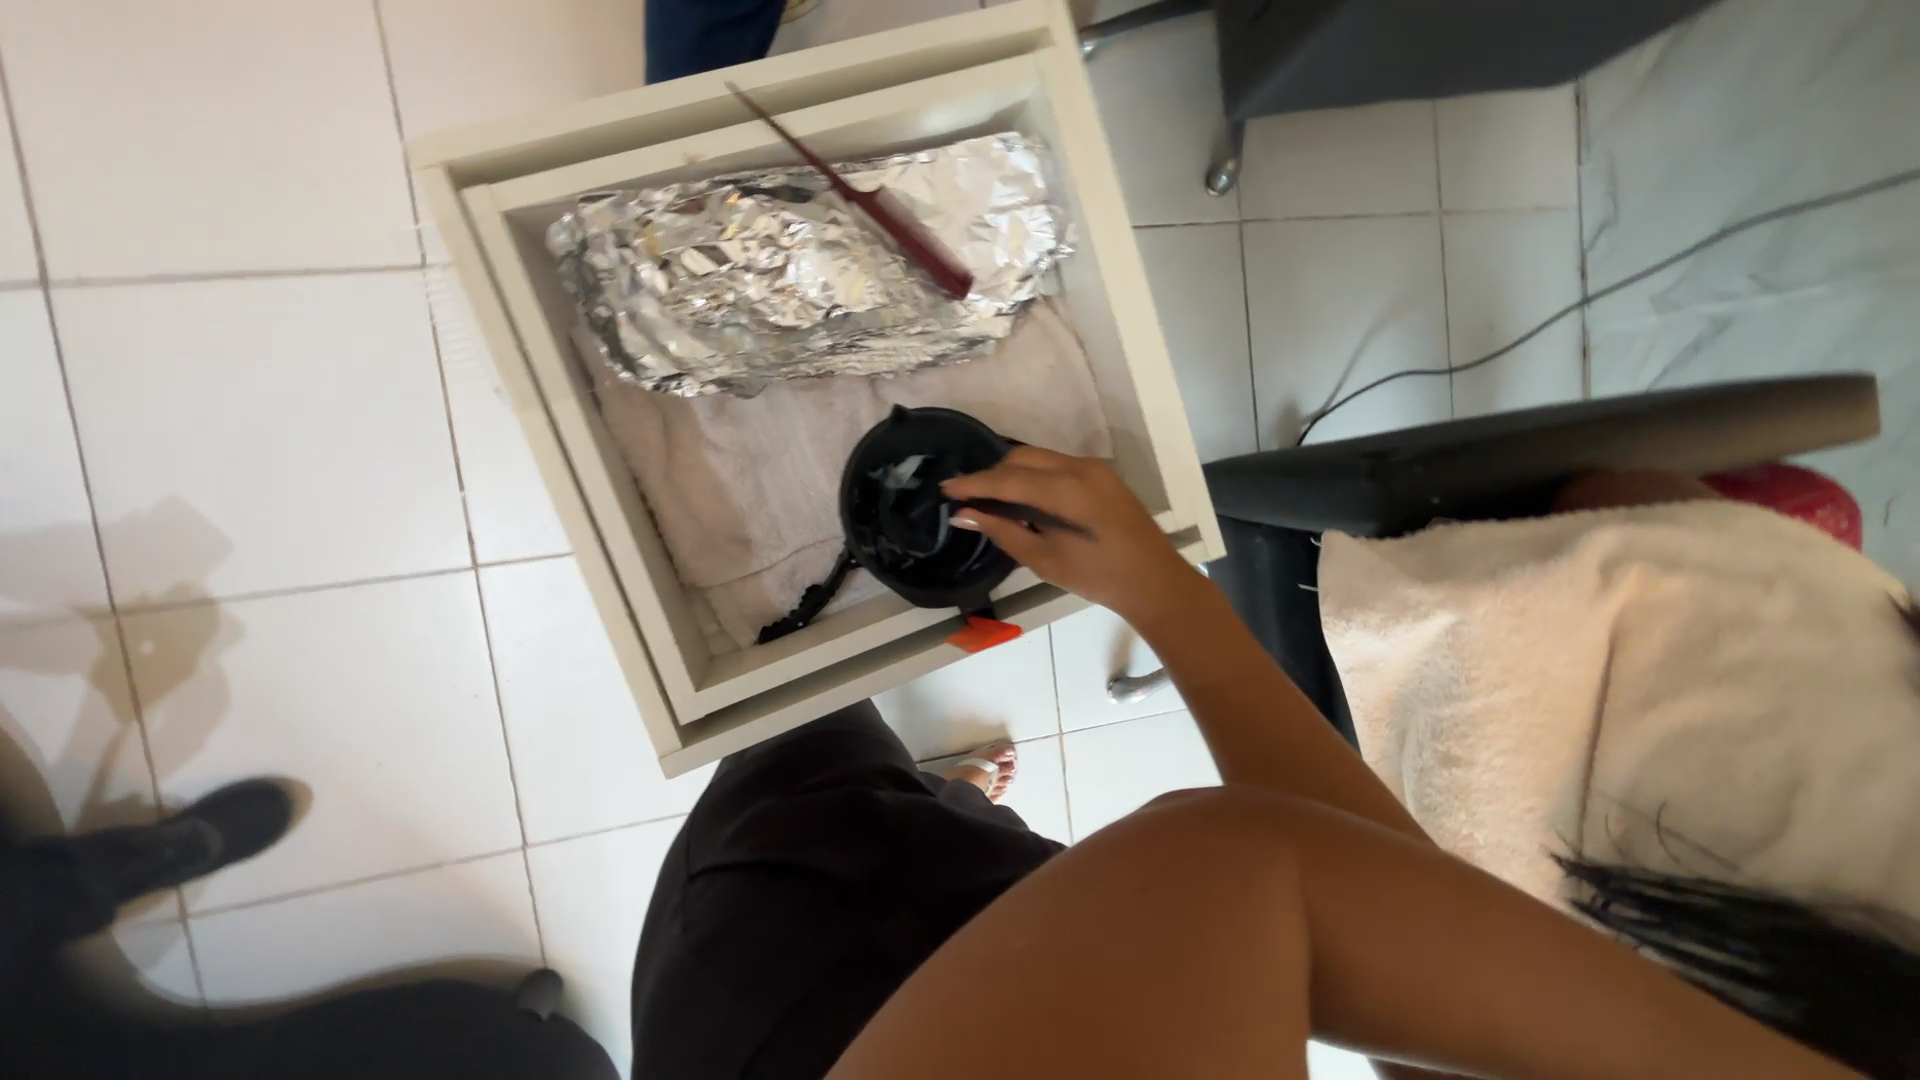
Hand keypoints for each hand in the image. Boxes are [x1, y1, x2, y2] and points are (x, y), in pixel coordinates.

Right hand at [941, 446, 1198, 623]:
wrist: (1154, 580)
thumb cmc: (1098, 577)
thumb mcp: (1044, 560)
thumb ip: (1003, 531)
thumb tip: (964, 514)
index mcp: (1066, 490)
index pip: (1007, 479)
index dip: (973, 483)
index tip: (945, 489)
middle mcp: (1079, 468)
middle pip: (1022, 458)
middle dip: (991, 473)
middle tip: (966, 495)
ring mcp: (1094, 468)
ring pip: (1039, 457)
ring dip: (1011, 471)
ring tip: (990, 495)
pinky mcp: (1102, 474)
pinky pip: (1056, 464)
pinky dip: (1033, 474)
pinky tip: (1022, 495)